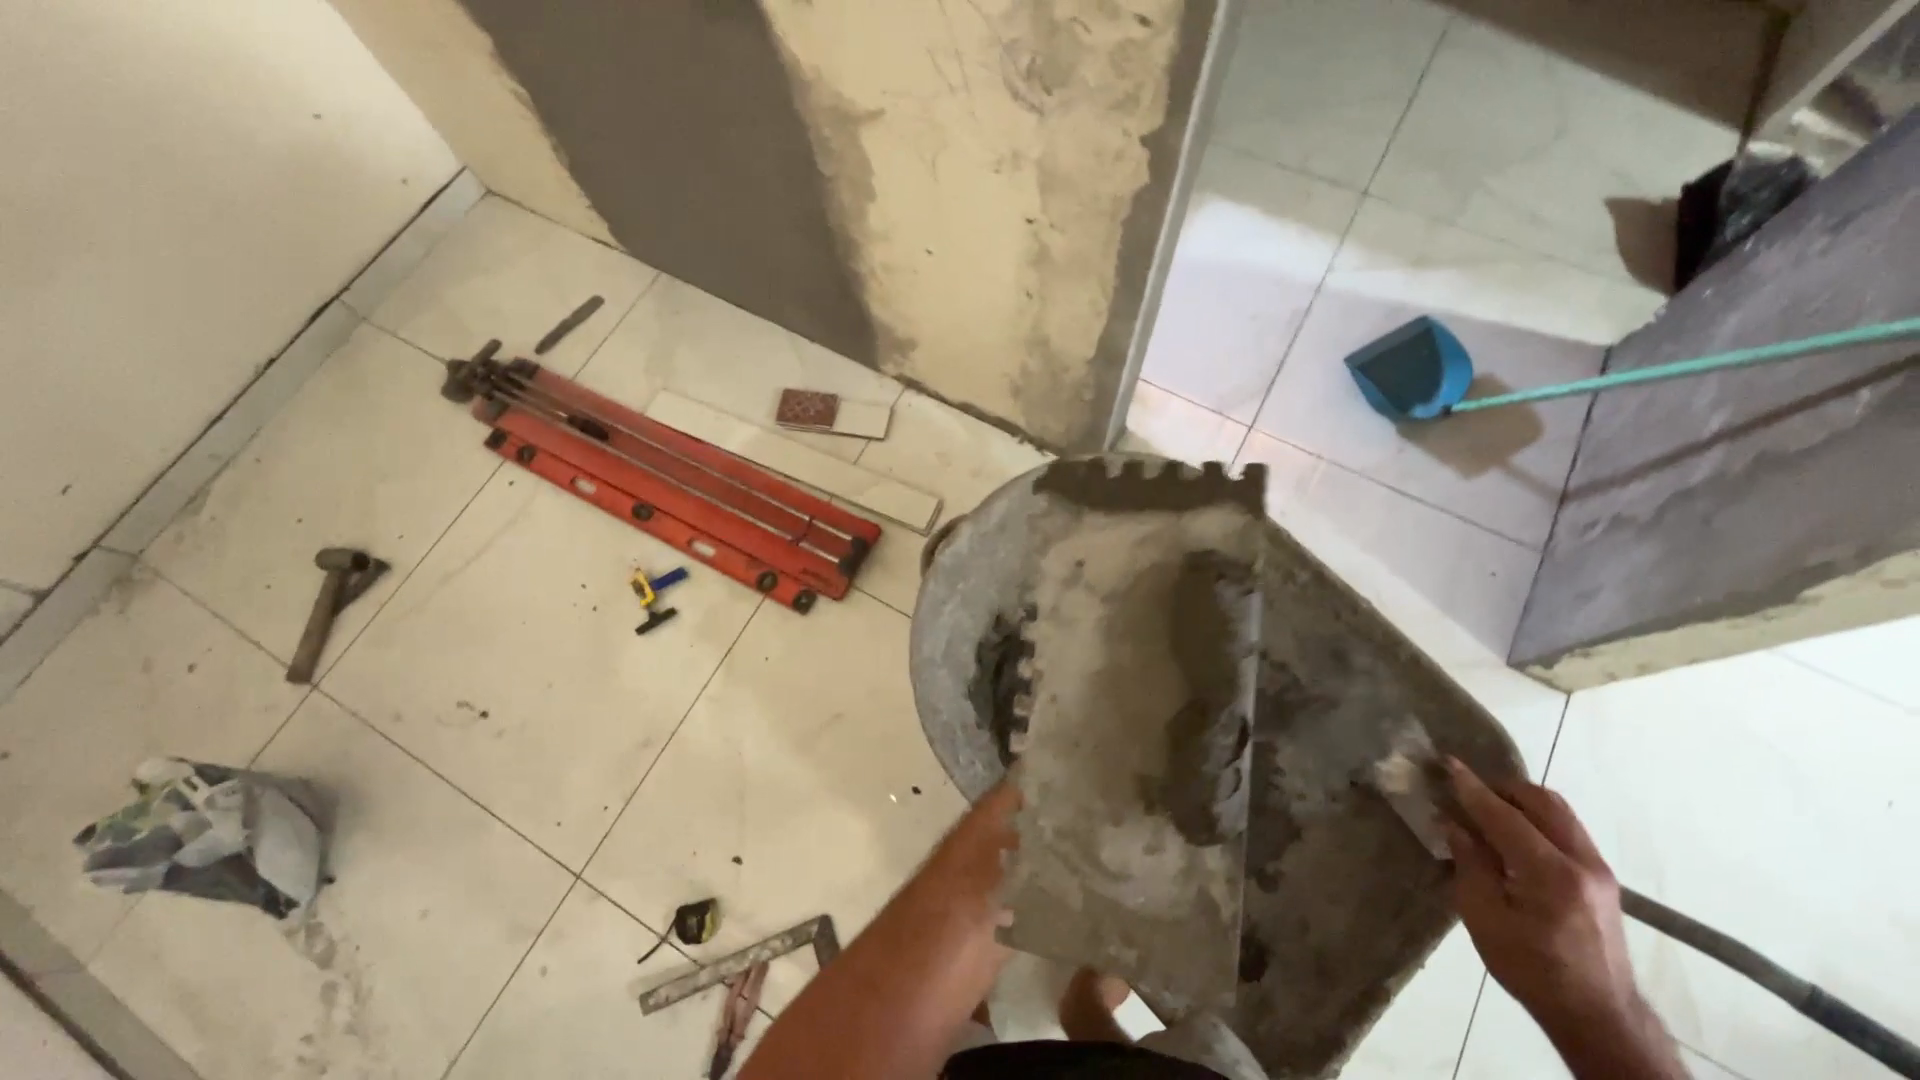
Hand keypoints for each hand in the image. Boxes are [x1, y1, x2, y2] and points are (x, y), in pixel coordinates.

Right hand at [1442, 759, 1639, 1034]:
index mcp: (1550, 873)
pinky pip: (1567, 831)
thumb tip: (1454, 824)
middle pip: (1542, 801)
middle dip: (1502, 788)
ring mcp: (1599, 870)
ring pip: (1560, 813)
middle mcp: (1582, 862)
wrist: (1597, 1014)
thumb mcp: (1485, 919)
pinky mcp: (1604, 880)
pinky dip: (1538, 821)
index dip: (1472, 789)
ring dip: (1522, 802)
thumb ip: (1470, 864)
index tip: (1448, 763)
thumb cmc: (1531, 970)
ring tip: (1488, 811)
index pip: (1504, 815)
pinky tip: (1514, 837)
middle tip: (1468, 790)